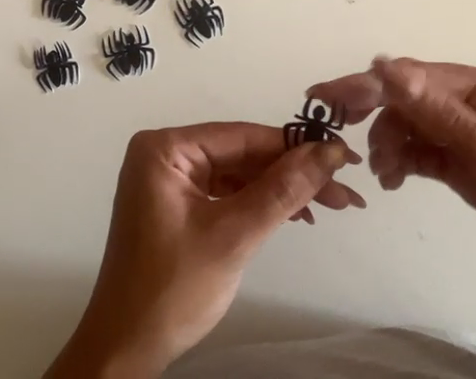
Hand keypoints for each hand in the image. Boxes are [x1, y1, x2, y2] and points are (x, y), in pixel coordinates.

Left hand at [46, 123, 360, 378]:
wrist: (128, 340)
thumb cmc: (174, 286)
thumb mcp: (233, 235)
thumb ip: (281, 190)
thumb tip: (327, 152)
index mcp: (164, 148)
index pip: (240, 136)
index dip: (294, 146)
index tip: (344, 157)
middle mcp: (163, 154)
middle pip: (240, 153)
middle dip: (292, 172)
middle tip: (347, 192)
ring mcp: (168, 180)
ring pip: (236, 173)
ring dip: (281, 189)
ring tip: (333, 205)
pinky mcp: (175, 204)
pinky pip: (224, 192)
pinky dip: (258, 203)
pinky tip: (293, 214)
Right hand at [307, 59, 475, 332]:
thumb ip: (446, 118)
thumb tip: (385, 67)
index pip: (422, 77)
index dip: (373, 84)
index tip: (329, 100)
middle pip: (413, 98)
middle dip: (374, 111)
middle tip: (334, 129)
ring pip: (415, 127)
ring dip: (390, 142)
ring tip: (385, 175)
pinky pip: (427, 154)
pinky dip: (405, 162)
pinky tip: (395, 180)